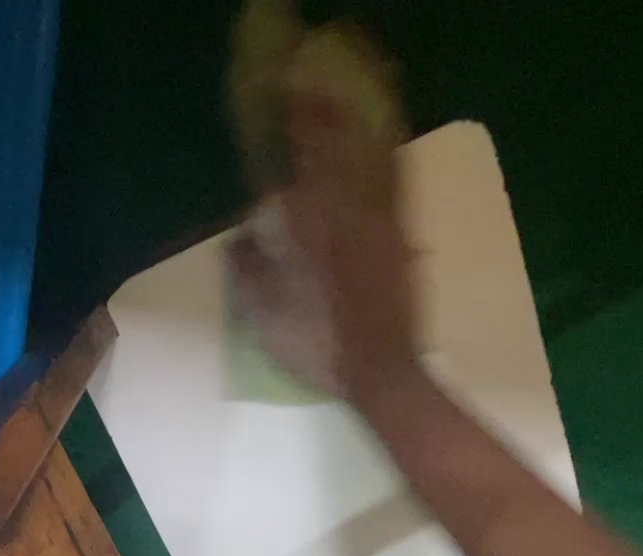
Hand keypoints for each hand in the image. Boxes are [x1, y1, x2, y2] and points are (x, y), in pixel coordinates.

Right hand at [227, 89, 417, 400]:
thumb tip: (238, 237)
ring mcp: (384, 223)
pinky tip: (384, 157)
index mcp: (314, 223)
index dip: (297, 121)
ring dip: (359, 132)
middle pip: (343, 146)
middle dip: (327, 117)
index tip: (284, 99)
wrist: (380, 369)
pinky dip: (388, 162)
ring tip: (346, 116)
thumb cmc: (317, 343)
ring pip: (373, 159)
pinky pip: (397, 186)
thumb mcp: (265, 313)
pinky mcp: (404, 240)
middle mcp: (352, 211)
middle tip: (313, 100)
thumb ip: (247, 270)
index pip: (305, 155)